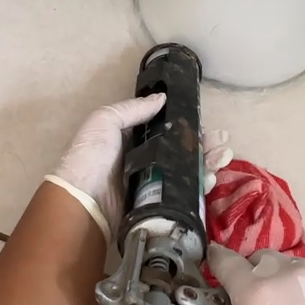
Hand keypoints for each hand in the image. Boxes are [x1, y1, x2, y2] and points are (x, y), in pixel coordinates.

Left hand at [43, 96, 233, 241]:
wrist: (82, 200)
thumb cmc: (91, 156)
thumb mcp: (105, 121)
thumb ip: (133, 110)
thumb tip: (162, 98)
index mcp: (132, 142)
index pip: (167, 133)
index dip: (188, 130)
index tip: (207, 127)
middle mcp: (144, 163)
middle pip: (182, 154)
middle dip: (205, 148)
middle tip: (223, 144)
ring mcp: (152, 186)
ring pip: (187, 174)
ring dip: (208, 165)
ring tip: (223, 158)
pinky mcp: (157, 206)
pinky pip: (183, 196)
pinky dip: (200, 187)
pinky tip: (211, 178)